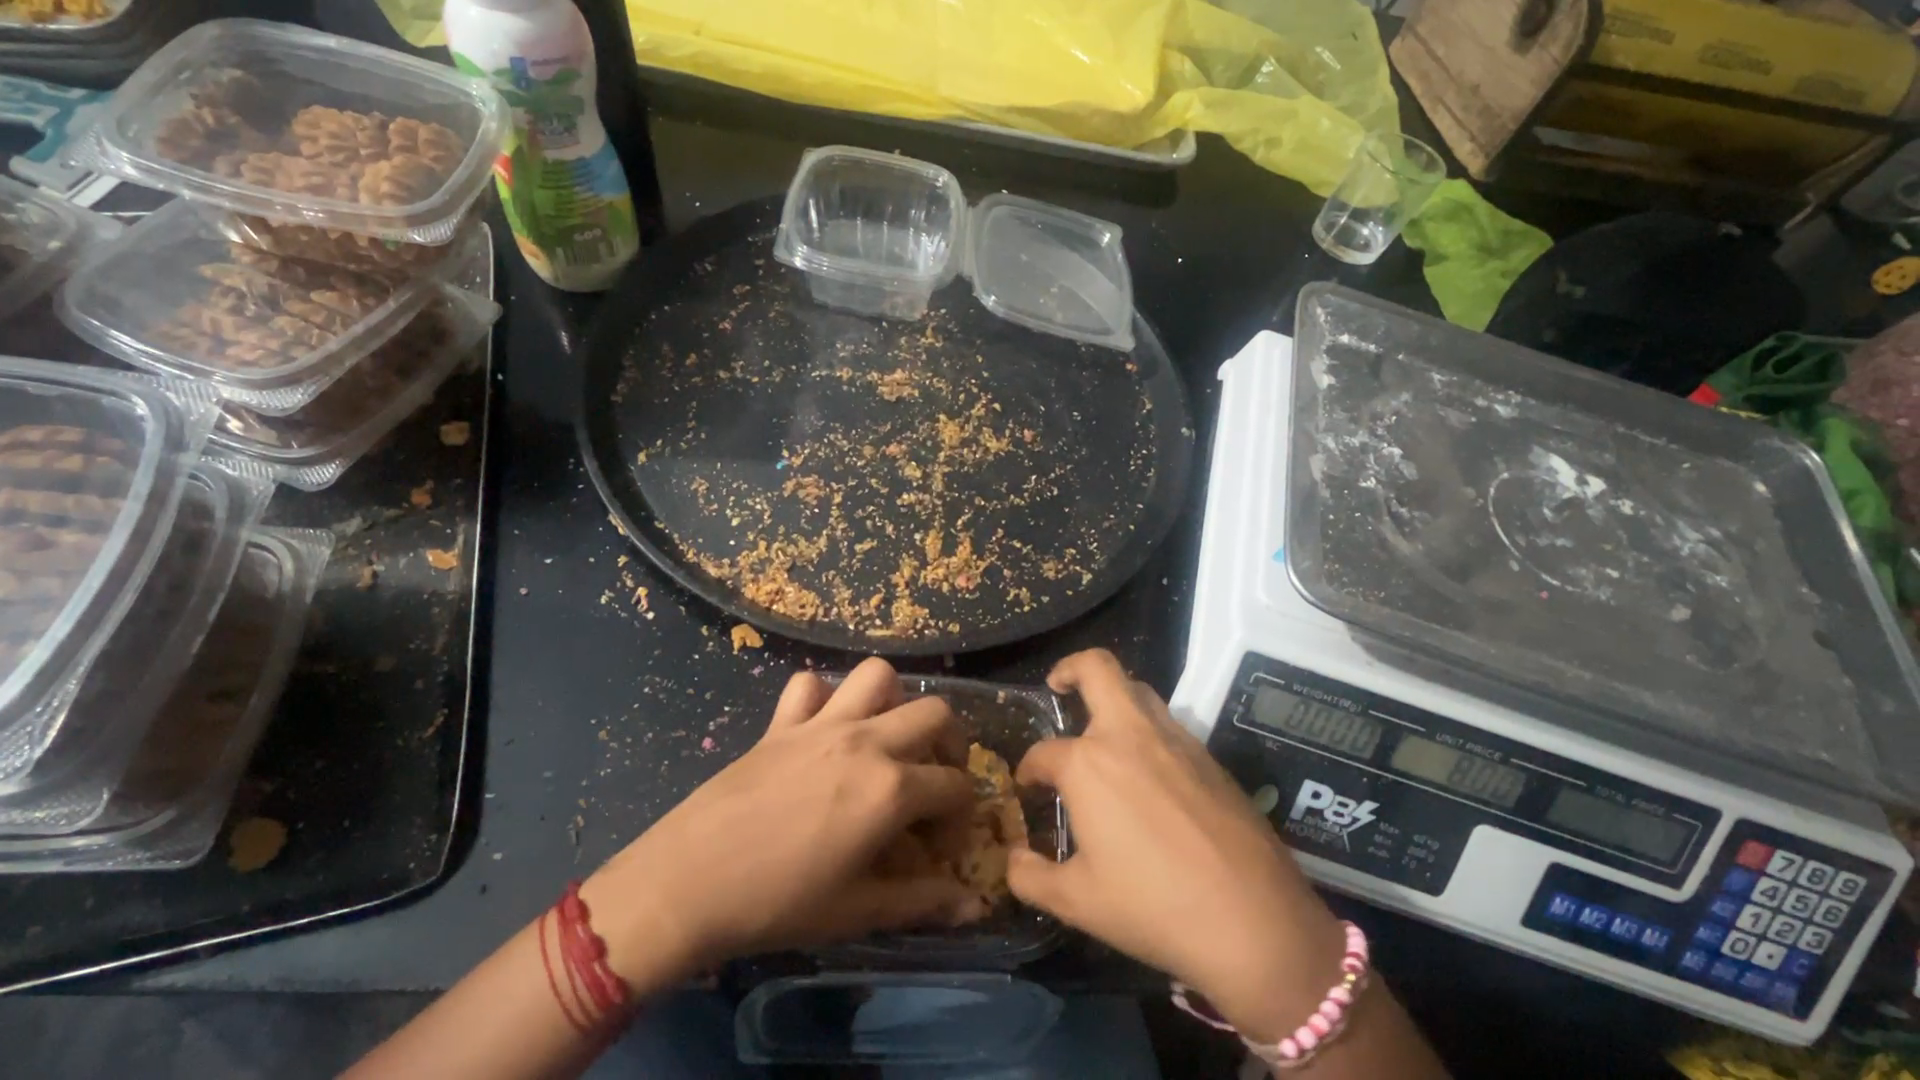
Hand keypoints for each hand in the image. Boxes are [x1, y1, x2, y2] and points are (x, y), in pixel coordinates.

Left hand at [581, 658, 986, 982]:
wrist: (687, 885)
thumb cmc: (779, 904)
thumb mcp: (859, 911)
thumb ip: (924, 902)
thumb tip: (976, 907)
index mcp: (891, 789)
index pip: (957, 785)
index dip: (962, 816)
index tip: (943, 846)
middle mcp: (865, 742)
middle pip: (935, 712)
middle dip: (950, 744)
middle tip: (932, 781)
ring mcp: (820, 726)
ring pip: (877, 677)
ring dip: (894, 702)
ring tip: (886, 742)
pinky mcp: (779, 724)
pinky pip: (810, 686)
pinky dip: (825, 698)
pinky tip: (822, 732)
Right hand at [1009, 650, 1345, 1041]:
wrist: (1254, 919)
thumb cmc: (1153, 906)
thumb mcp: (1076, 902)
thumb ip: (1031, 877)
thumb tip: (1013, 862)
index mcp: (1089, 764)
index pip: (1043, 752)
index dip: (1029, 769)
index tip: (1027, 787)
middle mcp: (1131, 736)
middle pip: (1098, 669)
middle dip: (1071, 669)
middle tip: (1058, 687)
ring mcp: (1178, 742)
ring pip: (1140, 692)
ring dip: (1114, 698)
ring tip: (1101, 735)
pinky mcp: (1213, 760)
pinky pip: (1170, 727)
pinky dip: (1148, 733)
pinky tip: (1147, 777)